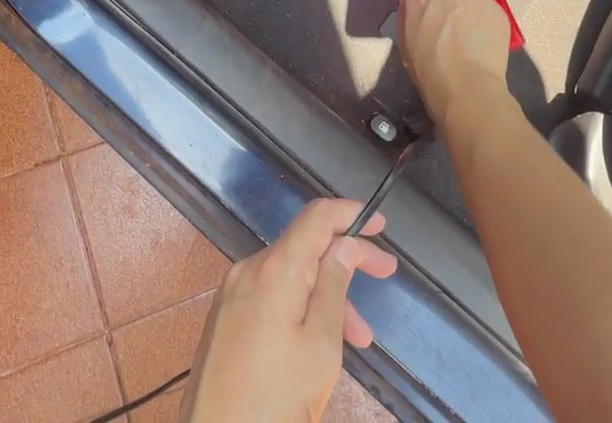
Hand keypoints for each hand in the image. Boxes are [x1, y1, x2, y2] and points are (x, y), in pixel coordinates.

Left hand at [179, 198, 399, 421]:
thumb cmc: (276, 396)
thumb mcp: (320, 345)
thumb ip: (333, 287)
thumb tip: (344, 246)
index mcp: (274, 269)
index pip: (316, 217)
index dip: (351, 214)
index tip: (381, 225)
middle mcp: (248, 269)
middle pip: (305, 245)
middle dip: (347, 257)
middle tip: (385, 274)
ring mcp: (233, 293)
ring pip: (290, 276)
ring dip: (327, 293)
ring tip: (360, 337)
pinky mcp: (226, 316)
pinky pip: (271, 295)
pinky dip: (301, 305)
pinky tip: (322, 337)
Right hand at [399, 0, 510, 125]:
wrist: (465, 84)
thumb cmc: (427, 66)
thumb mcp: (406, 36)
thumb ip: (412, 10)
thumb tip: (417, 1)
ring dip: (469, 3)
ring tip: (470, 32)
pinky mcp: (497, 8)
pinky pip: (488, 8)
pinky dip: (485, 19)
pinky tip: (483, 41)